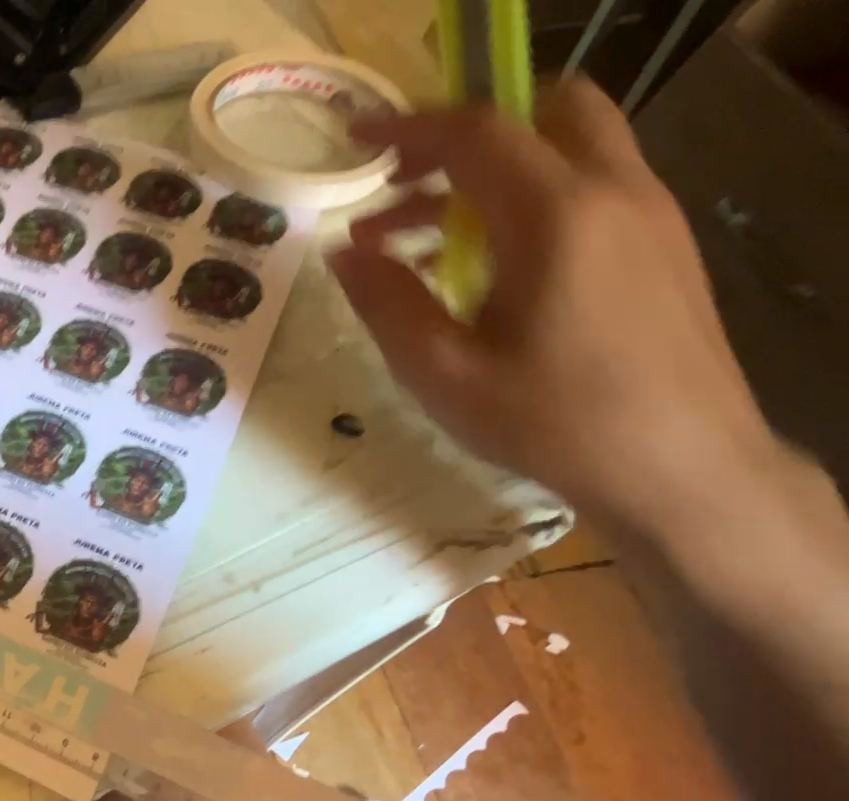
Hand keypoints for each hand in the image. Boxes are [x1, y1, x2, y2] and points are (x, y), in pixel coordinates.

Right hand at [329, 79, 791, 542]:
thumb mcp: (441, 372)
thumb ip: (386, 302)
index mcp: (557, 218)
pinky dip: (527, 199)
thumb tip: (345, 252)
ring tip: (418, 240)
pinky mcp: (660, 245)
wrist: (679, 466)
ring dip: (490, 172)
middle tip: (403, 181)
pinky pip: (588, 189)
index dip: (408, 126)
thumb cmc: (550, 421)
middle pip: (544, 112)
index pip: (478, 133)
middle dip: (465, 132)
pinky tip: (482, 267)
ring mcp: (649, 215)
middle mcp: (615, 194)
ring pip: (568, 149)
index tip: (354, 137)